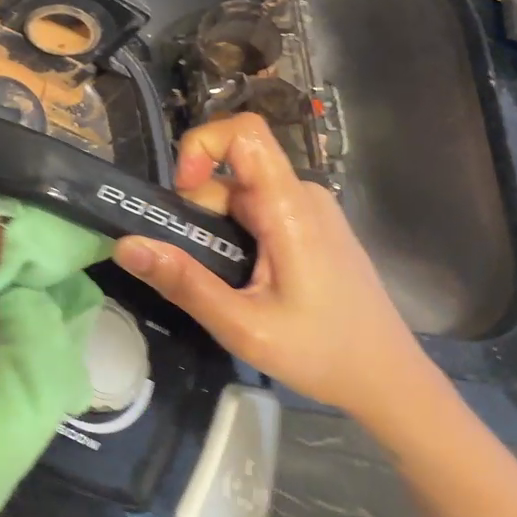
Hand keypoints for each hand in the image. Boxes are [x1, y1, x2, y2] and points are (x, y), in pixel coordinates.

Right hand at [111, 113, 430, 422]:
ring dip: (214, 225)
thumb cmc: (323, 355)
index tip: (183, 193)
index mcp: (290, 208)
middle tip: (197, 263)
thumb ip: (183, 283)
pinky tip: (243, 278)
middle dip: (198, 206)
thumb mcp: (243, 327)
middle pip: (230, 169)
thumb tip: (124, 245)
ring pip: (238, 191)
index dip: (202, 145)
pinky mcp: (311, 226)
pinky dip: (232, 231)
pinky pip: (256, 207)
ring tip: (222, 280)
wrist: (392, 384)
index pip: (245, 132)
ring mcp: (310, 210)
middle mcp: (302, 196)